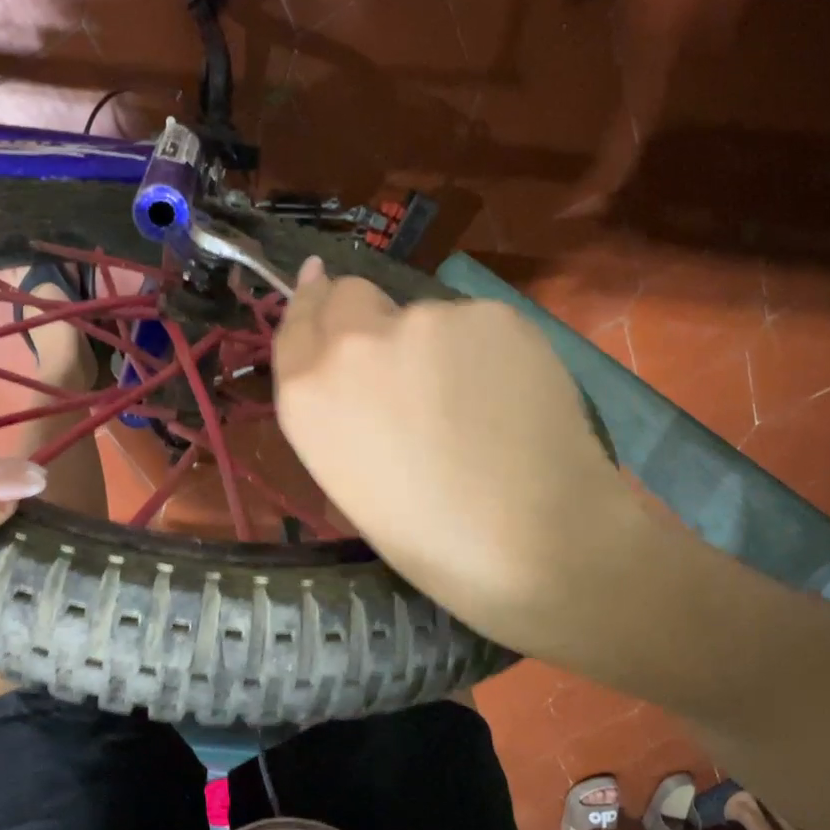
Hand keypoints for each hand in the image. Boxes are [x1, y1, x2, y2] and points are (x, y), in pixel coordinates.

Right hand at [272, 258, 648, 655]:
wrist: (533, 545)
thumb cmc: (429, 542)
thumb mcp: (348, 479)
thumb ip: (339, 409)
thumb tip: (352, 370)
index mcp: (309, 395)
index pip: (296, 322)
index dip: (309, 302)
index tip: (317, 284)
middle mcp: (355, 343)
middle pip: (351, 295)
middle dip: (368, 316)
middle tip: (405, 363)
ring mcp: (426, 320)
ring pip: (423, 316)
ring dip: (436, 345)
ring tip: (474, 405)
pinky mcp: (491, 314)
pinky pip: (478, 325)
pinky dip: (487, 351)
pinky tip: (510, 398)